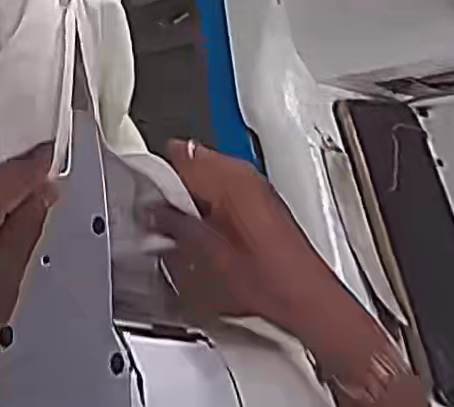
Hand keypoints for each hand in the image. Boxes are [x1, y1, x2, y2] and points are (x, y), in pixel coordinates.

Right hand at [150, 140, 418, 406]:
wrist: (309, 301)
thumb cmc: (272, 279)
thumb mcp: (210, 253)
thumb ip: (176, 223)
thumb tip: (154, 210)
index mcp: (230, 176)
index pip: (180, 153)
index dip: (157, 170)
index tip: (144, 187)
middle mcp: (243, 173)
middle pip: (193, 162)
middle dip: (173, 184)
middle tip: (160, 213)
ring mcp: (253, 185)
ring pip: (207, 175)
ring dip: (191, 195)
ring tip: (180, 227)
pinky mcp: (258, 200)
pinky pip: (222, 188)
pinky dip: (208, 202)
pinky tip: (205, 232)